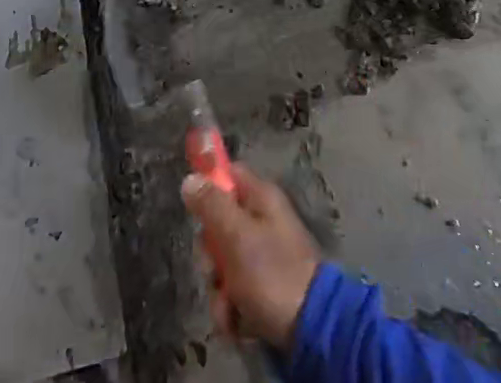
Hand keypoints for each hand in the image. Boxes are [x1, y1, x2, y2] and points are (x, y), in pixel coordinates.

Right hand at [181, 162, 321, 347]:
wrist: (310, 325)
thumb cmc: (272, 273)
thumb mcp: (237, 235)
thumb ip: (212, 206)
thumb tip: (190, 178)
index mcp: (262, 199)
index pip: (229, 174)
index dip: (209, 186)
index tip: (194, 208)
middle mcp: (262, 222)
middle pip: (218, 225)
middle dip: (211, 255)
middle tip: (217, 269)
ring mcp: (262, 256)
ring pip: (221, 264)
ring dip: (220, 289)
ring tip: (232, 303)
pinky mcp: (261, 287)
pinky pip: (232, 290)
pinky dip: (232, 308)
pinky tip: (239, 320)